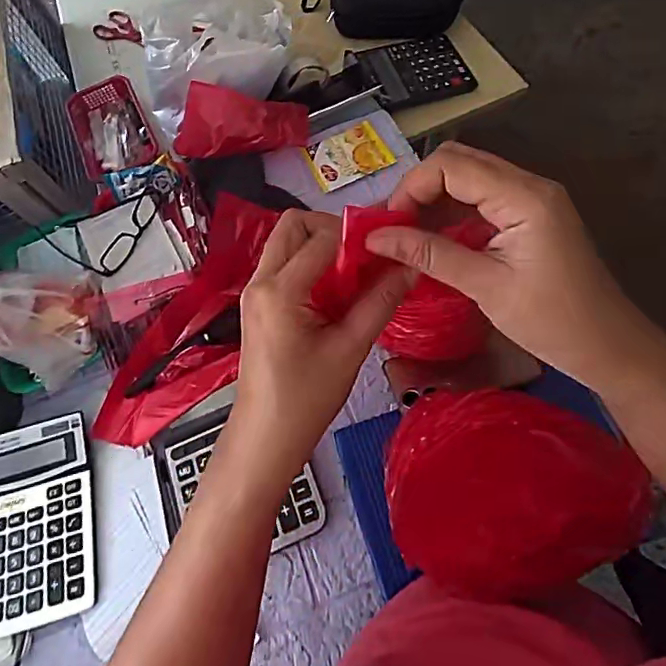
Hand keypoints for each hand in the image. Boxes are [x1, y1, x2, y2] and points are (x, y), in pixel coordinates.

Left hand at [229, 210, 415, 473]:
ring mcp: (254, 291)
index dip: (357, 235)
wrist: (263, 440)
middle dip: (331, 229)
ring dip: (320, 246)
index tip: (388, 243)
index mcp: (278, 290)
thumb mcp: (349, 350)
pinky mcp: (258, 303)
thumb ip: (379, 303)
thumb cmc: (304, 401)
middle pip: (292, 225)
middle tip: (363, 254)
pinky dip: (310, 264)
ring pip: (286, 242)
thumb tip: (410, 267)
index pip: (321, 238)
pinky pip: (284, 265)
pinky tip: (337, 291)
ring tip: (354, 273)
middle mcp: (259, 281)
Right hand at [365, 142, 665, 388]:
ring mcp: (533, 198)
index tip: (389, 224)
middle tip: (394, 227)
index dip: (412, 187)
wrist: (612, 348)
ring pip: (469, 178)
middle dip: (419, 188)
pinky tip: (434, 239)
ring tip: (406, 235)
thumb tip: (376, 238)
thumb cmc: (554, 322)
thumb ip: (429, 254)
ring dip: (434, 200)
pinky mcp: (532, 215)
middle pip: (459, 161)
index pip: (451, 164)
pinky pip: (483, 199)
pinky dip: (454, 212)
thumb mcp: (486, 287)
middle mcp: (529, 185)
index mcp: (524, 196)